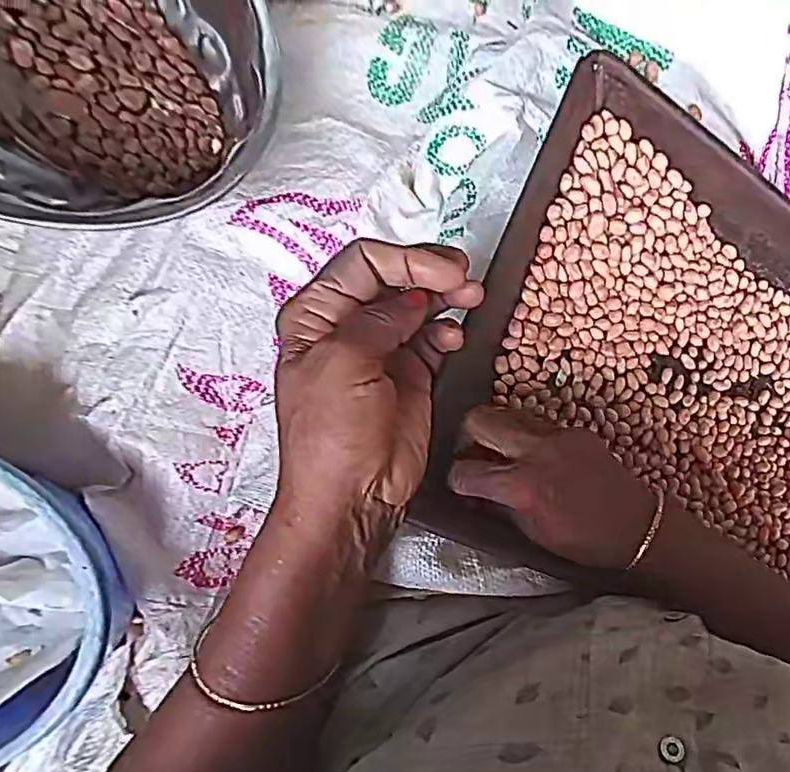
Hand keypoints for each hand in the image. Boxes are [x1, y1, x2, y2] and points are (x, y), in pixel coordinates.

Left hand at [273, 240, 483, 528]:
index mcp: (317, 316)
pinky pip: (435, 342)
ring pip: (419, 309)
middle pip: (394, 281)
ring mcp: (385, 353)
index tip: (445, 270)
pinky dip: (449, 334)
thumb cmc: (331, 436)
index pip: (364, 265)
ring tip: (472, 298)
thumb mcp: (344, 364)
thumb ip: (378, 322)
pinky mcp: (413, 378)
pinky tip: (455, 338)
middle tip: (465, 277)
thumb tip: (412, 299)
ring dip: (447, 299)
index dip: (407, 260)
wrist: (354, 493)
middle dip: (430, 273)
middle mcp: (350, 329)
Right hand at [446, 405, 657, 568]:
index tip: (461, 487)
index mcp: (523, 486)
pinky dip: (528, 437)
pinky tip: (536, 459)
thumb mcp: (535, 534)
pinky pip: (539, 424)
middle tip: (475, 458)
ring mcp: (559, 436)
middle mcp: (537, 452)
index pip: (467, 471)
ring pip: (510, 413)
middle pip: (480, 419)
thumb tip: (477, 495)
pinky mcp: (577, 432)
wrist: (638, 527)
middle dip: (468, 438)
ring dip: (499, 432)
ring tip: (504, 457)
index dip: (458, 481)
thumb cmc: (586, 541)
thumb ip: (501, 508)